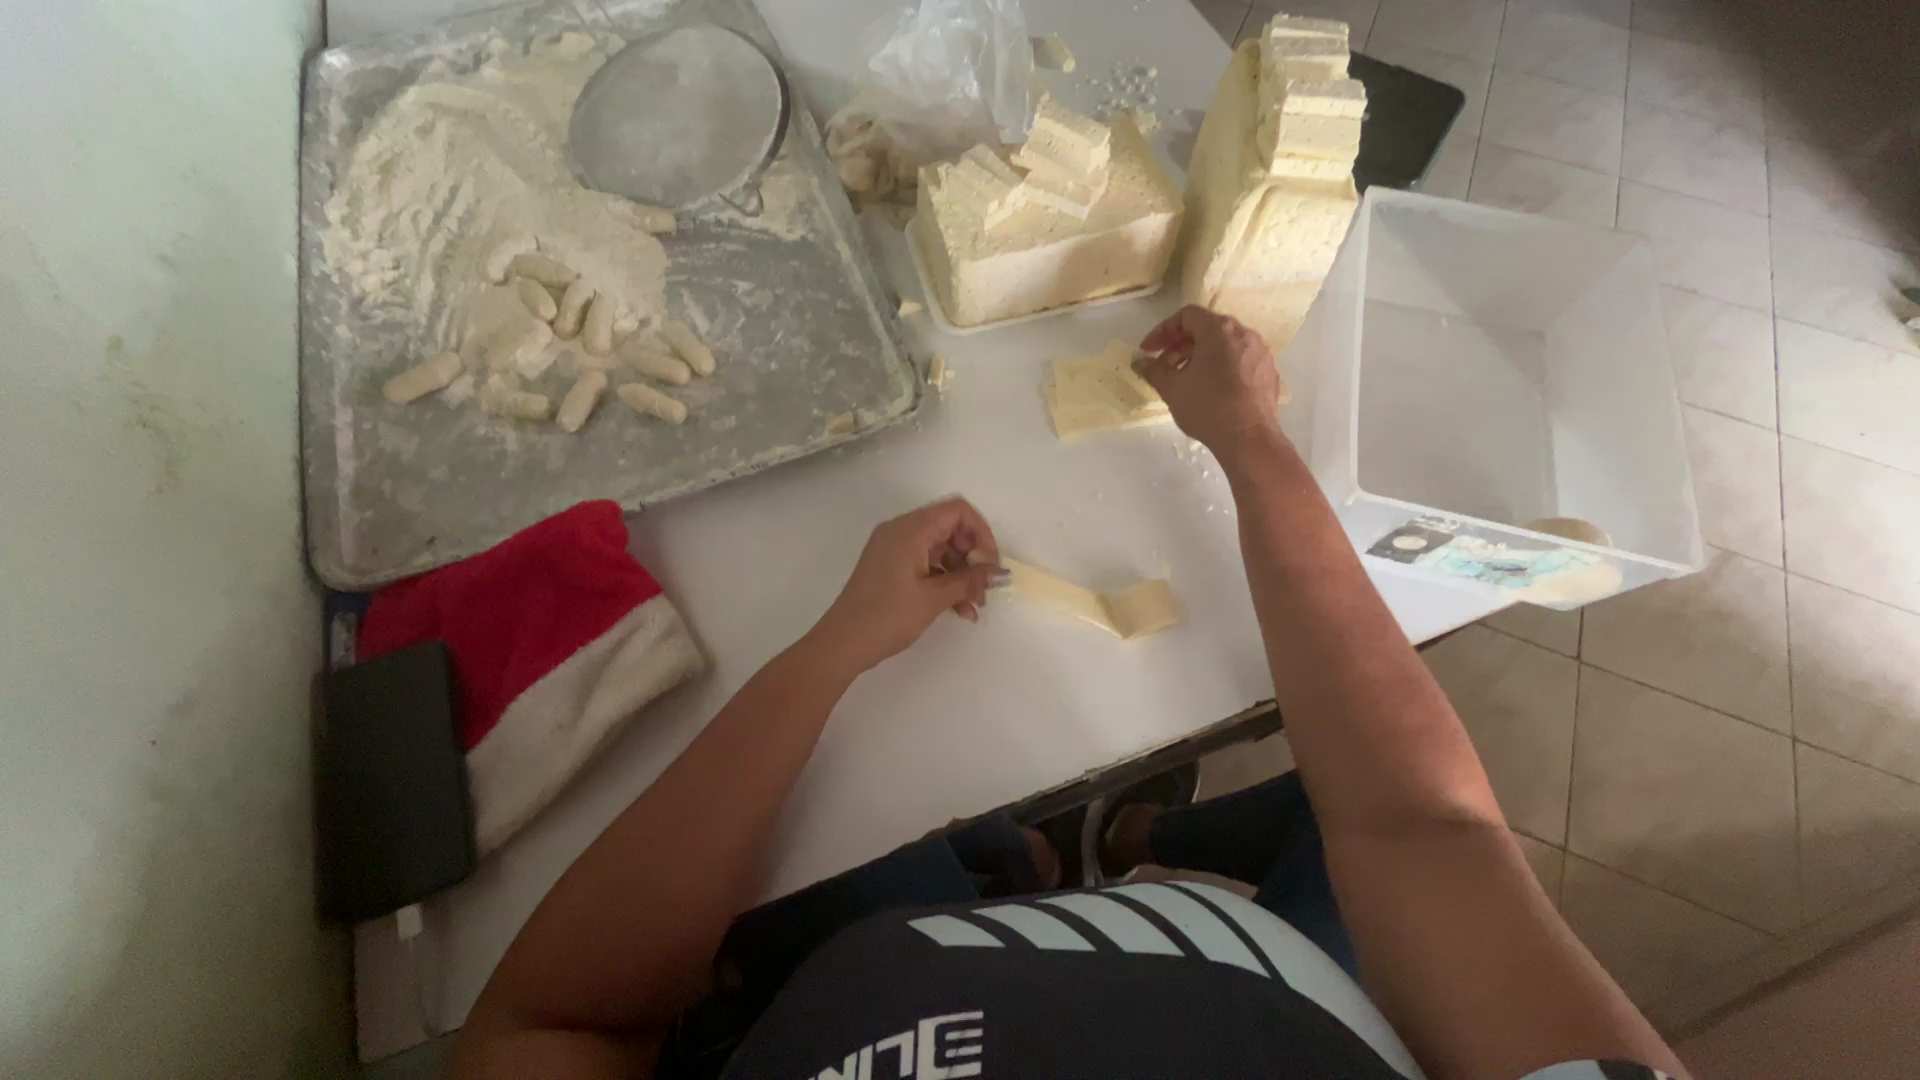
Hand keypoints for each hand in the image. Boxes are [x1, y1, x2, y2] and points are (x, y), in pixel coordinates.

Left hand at [806, 497, 1003, 674]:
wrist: (842, 643)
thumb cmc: (887, 616)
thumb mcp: (934, 598)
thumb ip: (970, 580)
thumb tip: (1001, 572)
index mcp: (910, 529)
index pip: (957, 511)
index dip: (981, 533)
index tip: (990, 565)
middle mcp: (901, 531)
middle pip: (950, 529)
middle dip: (973, 557)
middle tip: (984, 590)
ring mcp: (894, 550)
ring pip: (941, 550)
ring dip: (962, 574)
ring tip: (974, 606)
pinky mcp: (891, 568)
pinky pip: (927, 564)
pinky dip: (945, 582)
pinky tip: (960, 610)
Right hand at [1135, 305, 1286, 459]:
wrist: (1249, 439)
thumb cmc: (1208, 408)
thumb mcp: (1172, 389)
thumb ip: (1153, 370)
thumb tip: (1140, 362)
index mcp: (1219, 331)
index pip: (1187, 316)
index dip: (1162, 331)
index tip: (1148, 350)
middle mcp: (1244, 334)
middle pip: (1207, 329)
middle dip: (1180, 345)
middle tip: (1163, 366)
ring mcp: (1260, 353)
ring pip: (1224, 345)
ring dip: (1199, 356)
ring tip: (1184, 379)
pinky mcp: (1268, 372)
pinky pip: (1239, 361)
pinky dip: (1220, 367)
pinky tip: (1209, 390)